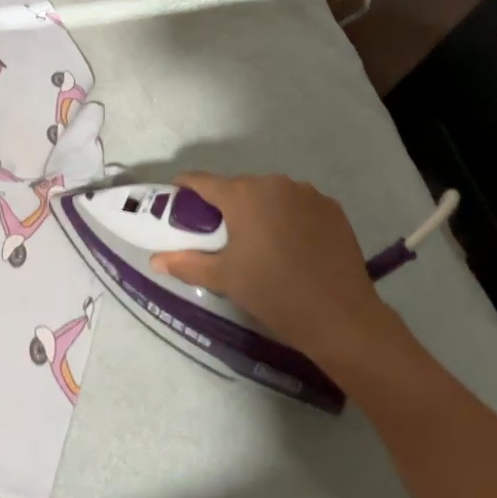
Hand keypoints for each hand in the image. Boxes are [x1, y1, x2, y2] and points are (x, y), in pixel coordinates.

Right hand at [150, 173, 388, 358]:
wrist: (341, 316)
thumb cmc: (274, 293)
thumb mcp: (225, 279)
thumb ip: (187, 263)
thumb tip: (155, 260)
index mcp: (243, 195)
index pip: (202, 181)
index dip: (185, 189)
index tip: (176, 203)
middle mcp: (274, 183)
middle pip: (238, 187)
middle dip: (225, 206)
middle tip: (219, 236)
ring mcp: (307, 193)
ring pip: (271, 195)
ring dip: (260, 210)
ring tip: (260, 244)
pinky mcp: (331, 208)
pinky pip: (299, 205)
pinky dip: (289, 218)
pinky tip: (292, 246)